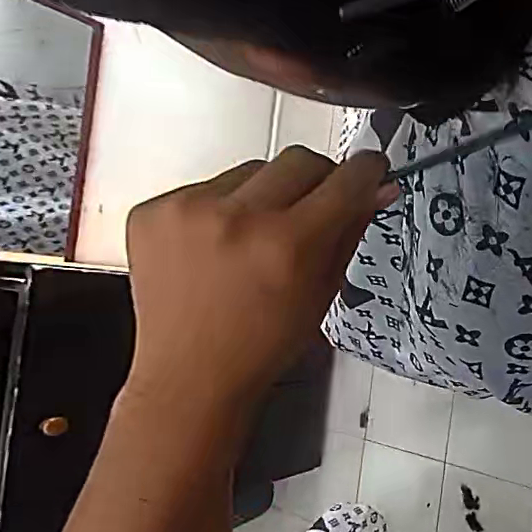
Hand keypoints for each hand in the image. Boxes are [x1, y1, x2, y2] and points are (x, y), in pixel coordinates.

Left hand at [122, 147, 397, 413]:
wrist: (193, 371)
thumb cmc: (266, 340)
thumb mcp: (326, 288)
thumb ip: (351, 230)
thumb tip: (377, 191)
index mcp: (289, 244)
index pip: (345, 181)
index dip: (367, 171)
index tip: (372, 168)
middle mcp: (237, 218)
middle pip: (300, 160)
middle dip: (320, 178)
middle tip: (320, 205)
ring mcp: (188, 210)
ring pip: (254, 169)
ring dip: (271, 191)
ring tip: (263, 232)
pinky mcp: (153, 210)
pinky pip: (210, 185)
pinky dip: (226, 205)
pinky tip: (224, 242)